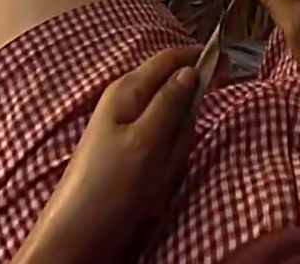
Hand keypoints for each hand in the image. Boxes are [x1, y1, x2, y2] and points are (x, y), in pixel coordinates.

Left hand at [15, 46, 200, 263]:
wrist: (72, 242)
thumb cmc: (109, 188)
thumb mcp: (146, 142)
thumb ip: (171, 101)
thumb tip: (191, 69)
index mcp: (128, 89)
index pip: (170, 58)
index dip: (199, 56)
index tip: (228, 65)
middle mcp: (126, 101)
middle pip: (173, 93)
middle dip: (183, 121)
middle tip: (174, 152)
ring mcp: (125, 128)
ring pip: (170, 124)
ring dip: (173, 150)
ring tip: (157, 177)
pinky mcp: (127, 153)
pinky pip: (159, 148)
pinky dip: (163, 165)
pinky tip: (151, 189)